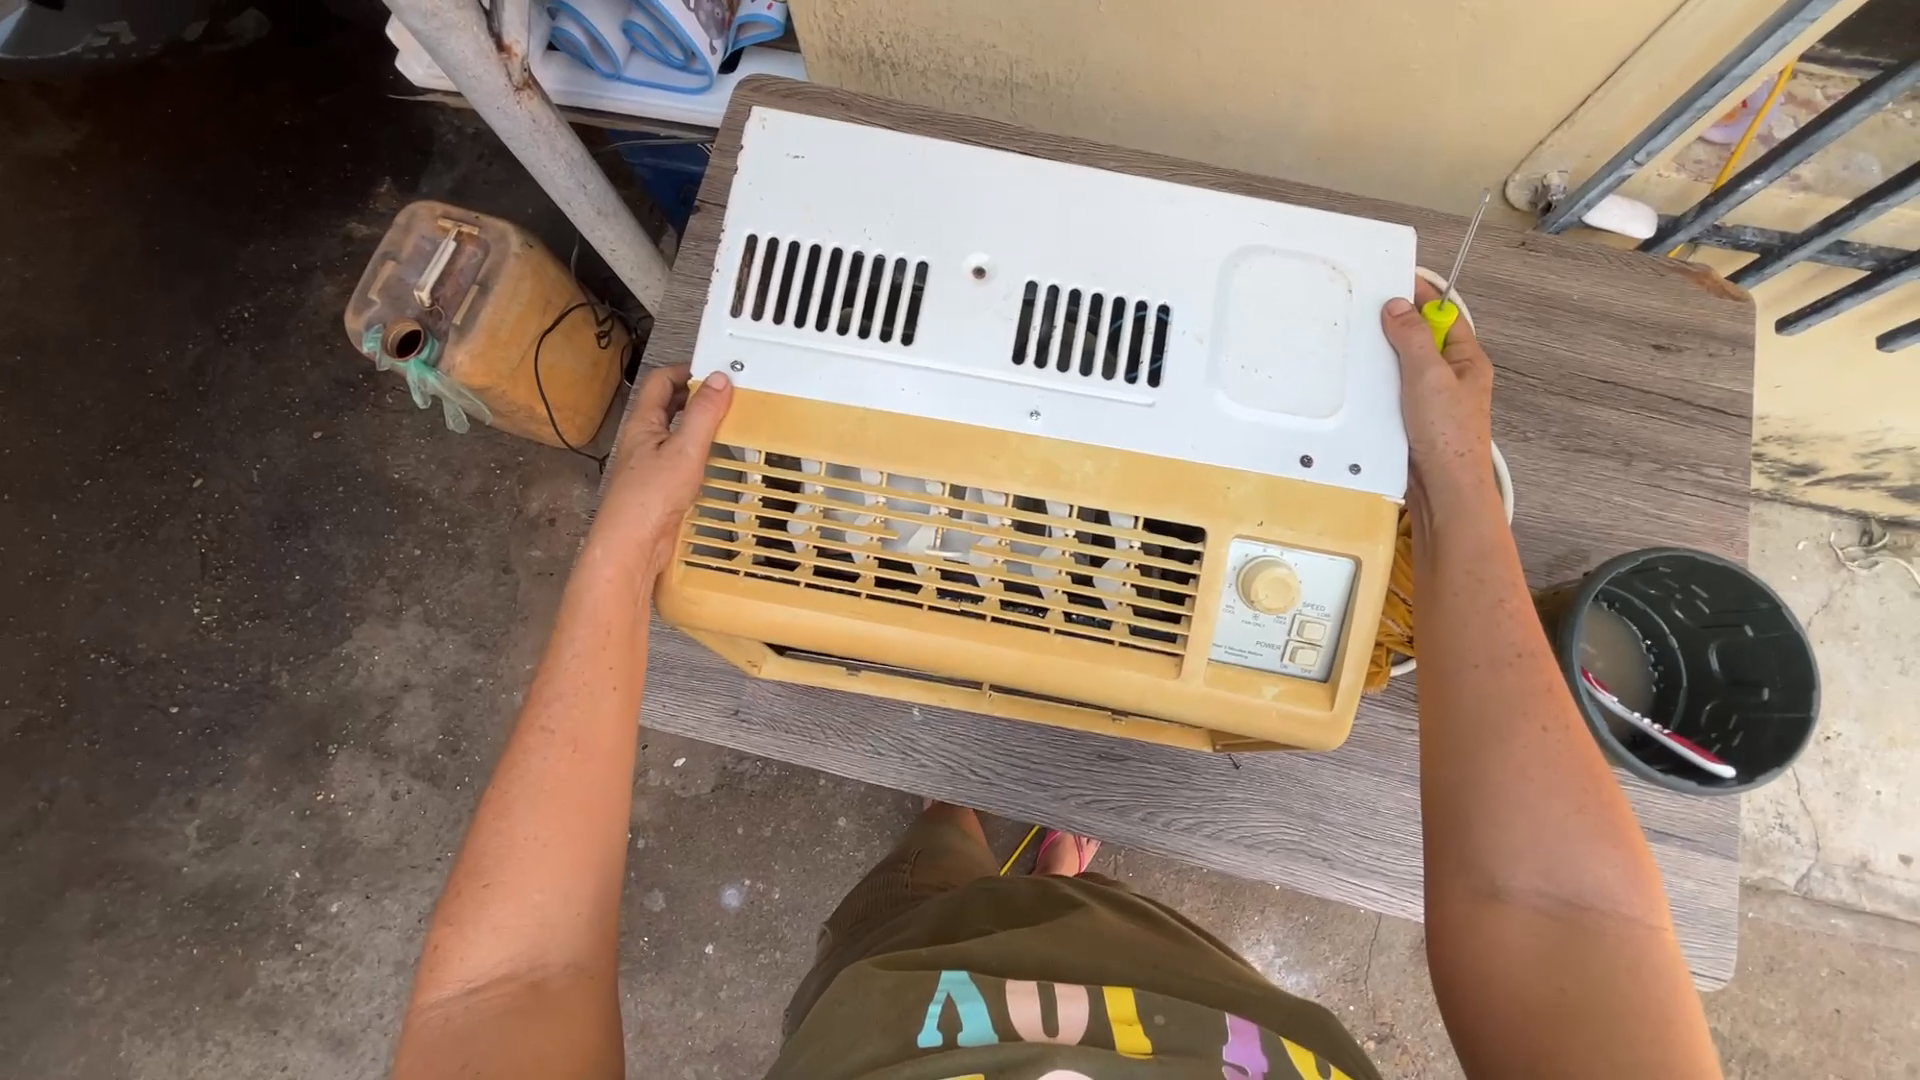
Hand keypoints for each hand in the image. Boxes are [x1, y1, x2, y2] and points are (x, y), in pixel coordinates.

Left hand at [586, 364, 732, 582]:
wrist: (633, 543)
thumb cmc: (650, 496)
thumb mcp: (685, 449)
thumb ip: (704, 414)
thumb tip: (719, 379)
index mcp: (643, 422)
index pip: (661, 381)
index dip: (686, 371)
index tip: (714, 372)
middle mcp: (644, 439)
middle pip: (668, 405)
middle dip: (695, 396)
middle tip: (724, 397)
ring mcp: (650, 463)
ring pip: (674, 432)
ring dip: (698, 425)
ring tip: (725, 424)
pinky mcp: (659, 486)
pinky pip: (680, 458)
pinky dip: (698, 451)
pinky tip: (714, 461)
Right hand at [1381, 279, 1497, 513]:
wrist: (1443, 487)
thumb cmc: (1447, 434)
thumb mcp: (1428, 377)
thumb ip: (1412, 340)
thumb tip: (1398, 307)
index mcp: (1465, 361)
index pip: (1445, 316)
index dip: (1423, 296)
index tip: (1397, 279)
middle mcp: (1450, 378)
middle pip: (1421, 340)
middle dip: (1397, 326)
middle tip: (1366, 312)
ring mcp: (1430, 401)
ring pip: (1403, 368)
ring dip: (1383, 359)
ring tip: (1358, 347)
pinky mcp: (1410, 421)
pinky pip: (1391, 393)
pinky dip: (1376, 386)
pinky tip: (1359, 386)